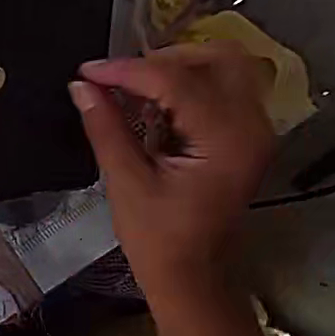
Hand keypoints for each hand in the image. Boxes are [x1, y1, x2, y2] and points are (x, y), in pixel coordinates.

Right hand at [69, 42, 274, 294]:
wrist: (192, 277)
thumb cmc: (158, 239)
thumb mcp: (126, 182)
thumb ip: (106, 127)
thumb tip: (81, 85)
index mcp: (226, 139)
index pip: (176, 80)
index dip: (126, 70)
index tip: (86, 71)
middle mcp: (252, 125)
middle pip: (217, 57)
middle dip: (162, 58)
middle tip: (119, 79)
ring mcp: (253, 130)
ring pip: (223, 68)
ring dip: (176, 69)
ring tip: (132, 92)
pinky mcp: (243, 137)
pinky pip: (220, 90)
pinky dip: (185, 87)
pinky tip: (152, 109)